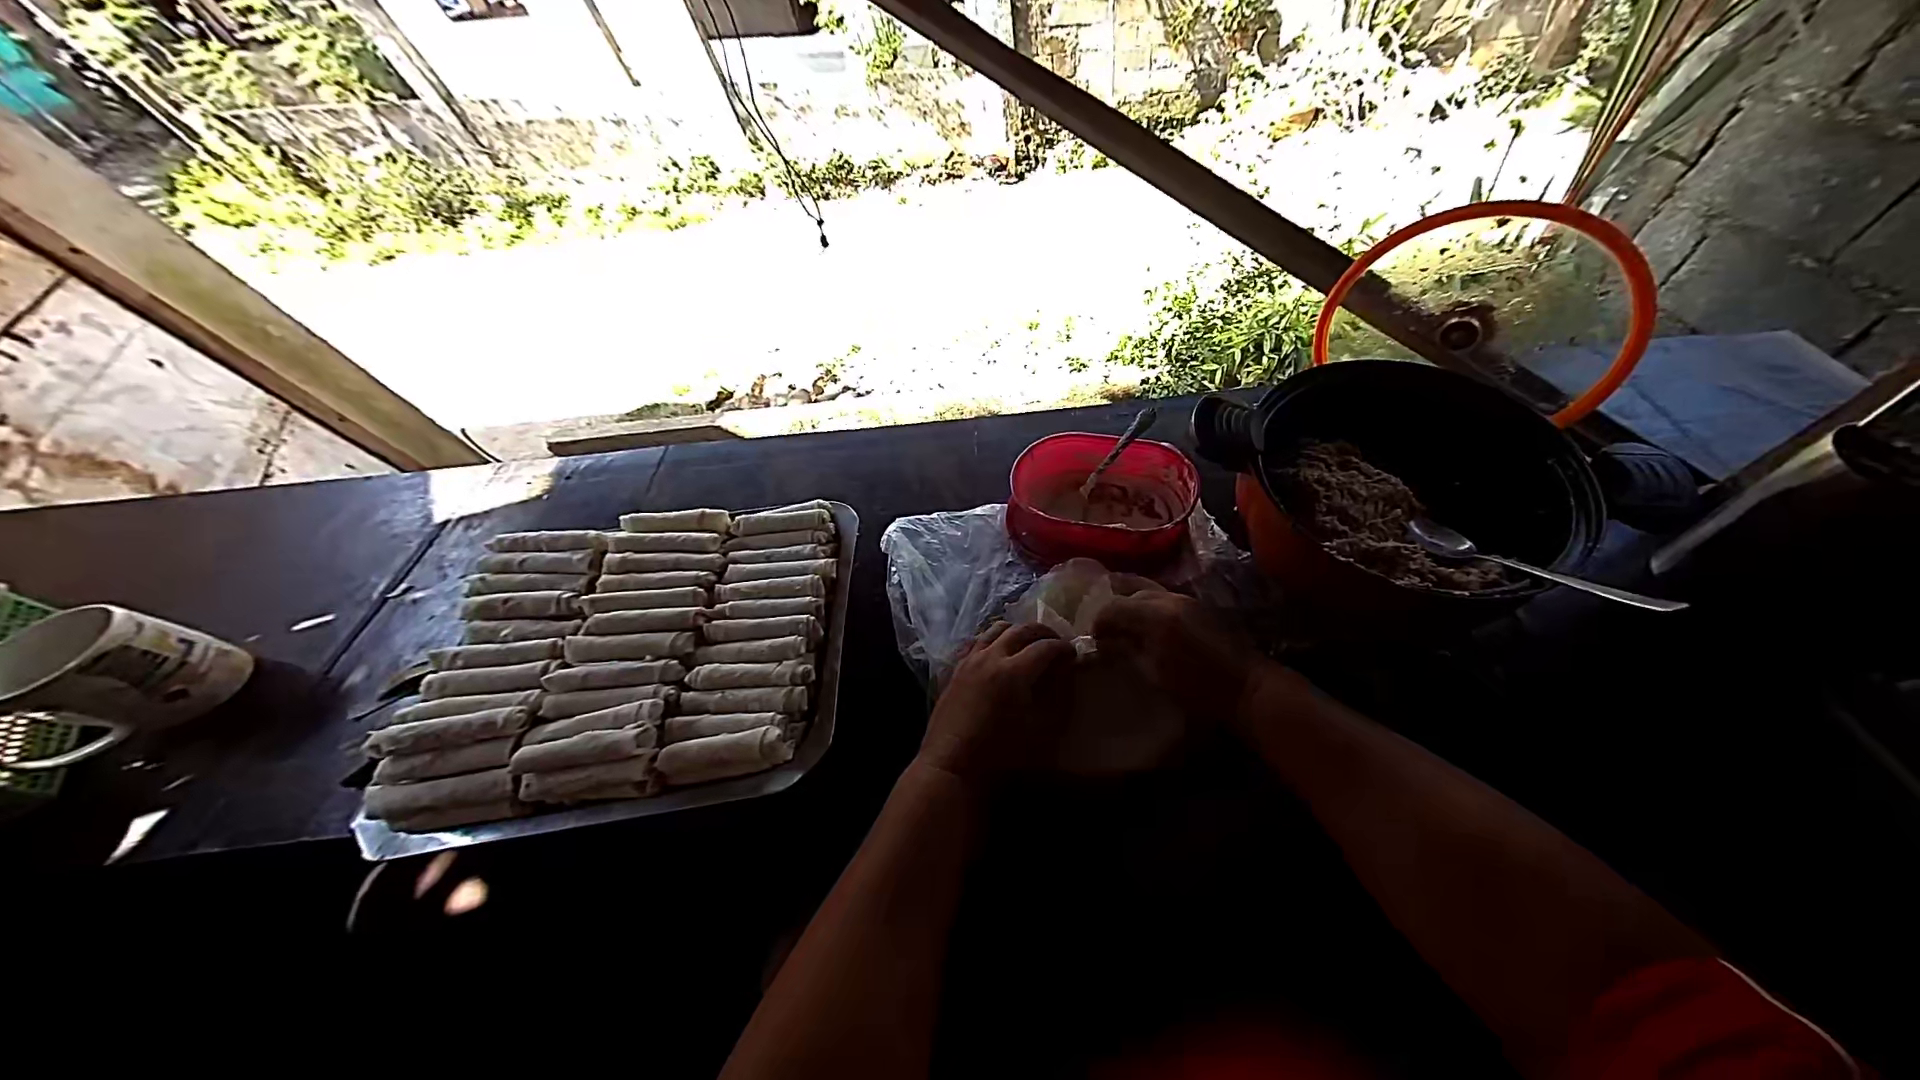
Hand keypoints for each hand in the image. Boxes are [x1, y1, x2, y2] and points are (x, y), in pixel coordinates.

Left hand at [919, 621, 1075, 785]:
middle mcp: (990, 657)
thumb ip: (1057, 696)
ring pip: (996, 629)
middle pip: (1021, 629)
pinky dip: (994, 640)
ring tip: (1028, 643)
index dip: (1064, 648)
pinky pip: (977, 642)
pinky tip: (1000, 654)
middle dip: (1044, 632)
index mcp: (1014, 672)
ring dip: (1017, 631)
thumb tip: (1065, 672)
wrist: (951, 765)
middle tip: (1056, 643)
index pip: (1046, 647)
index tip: (1074, 655)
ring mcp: (969, 660)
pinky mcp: (956, 668)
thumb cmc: (1001, 755)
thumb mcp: (1041, 729)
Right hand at [1091, 589, 1269, 729]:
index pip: (1112, 607)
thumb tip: (1104, 642)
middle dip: (1114, 609)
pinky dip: (1149, 607)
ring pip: (1147, 591)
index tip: (1094, 639)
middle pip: (1128, 592)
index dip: (1098, 622)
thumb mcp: (1154, 674)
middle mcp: (1169, 599)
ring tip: (1125, 626)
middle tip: (1107, 631)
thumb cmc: (1199, 690)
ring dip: (1132, 605)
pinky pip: (1164, 598)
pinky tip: (1148, 626)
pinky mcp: (1199, 605)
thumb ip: (1126, 652)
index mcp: (1155, 617)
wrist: (1249, 688)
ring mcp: (1187, 599)